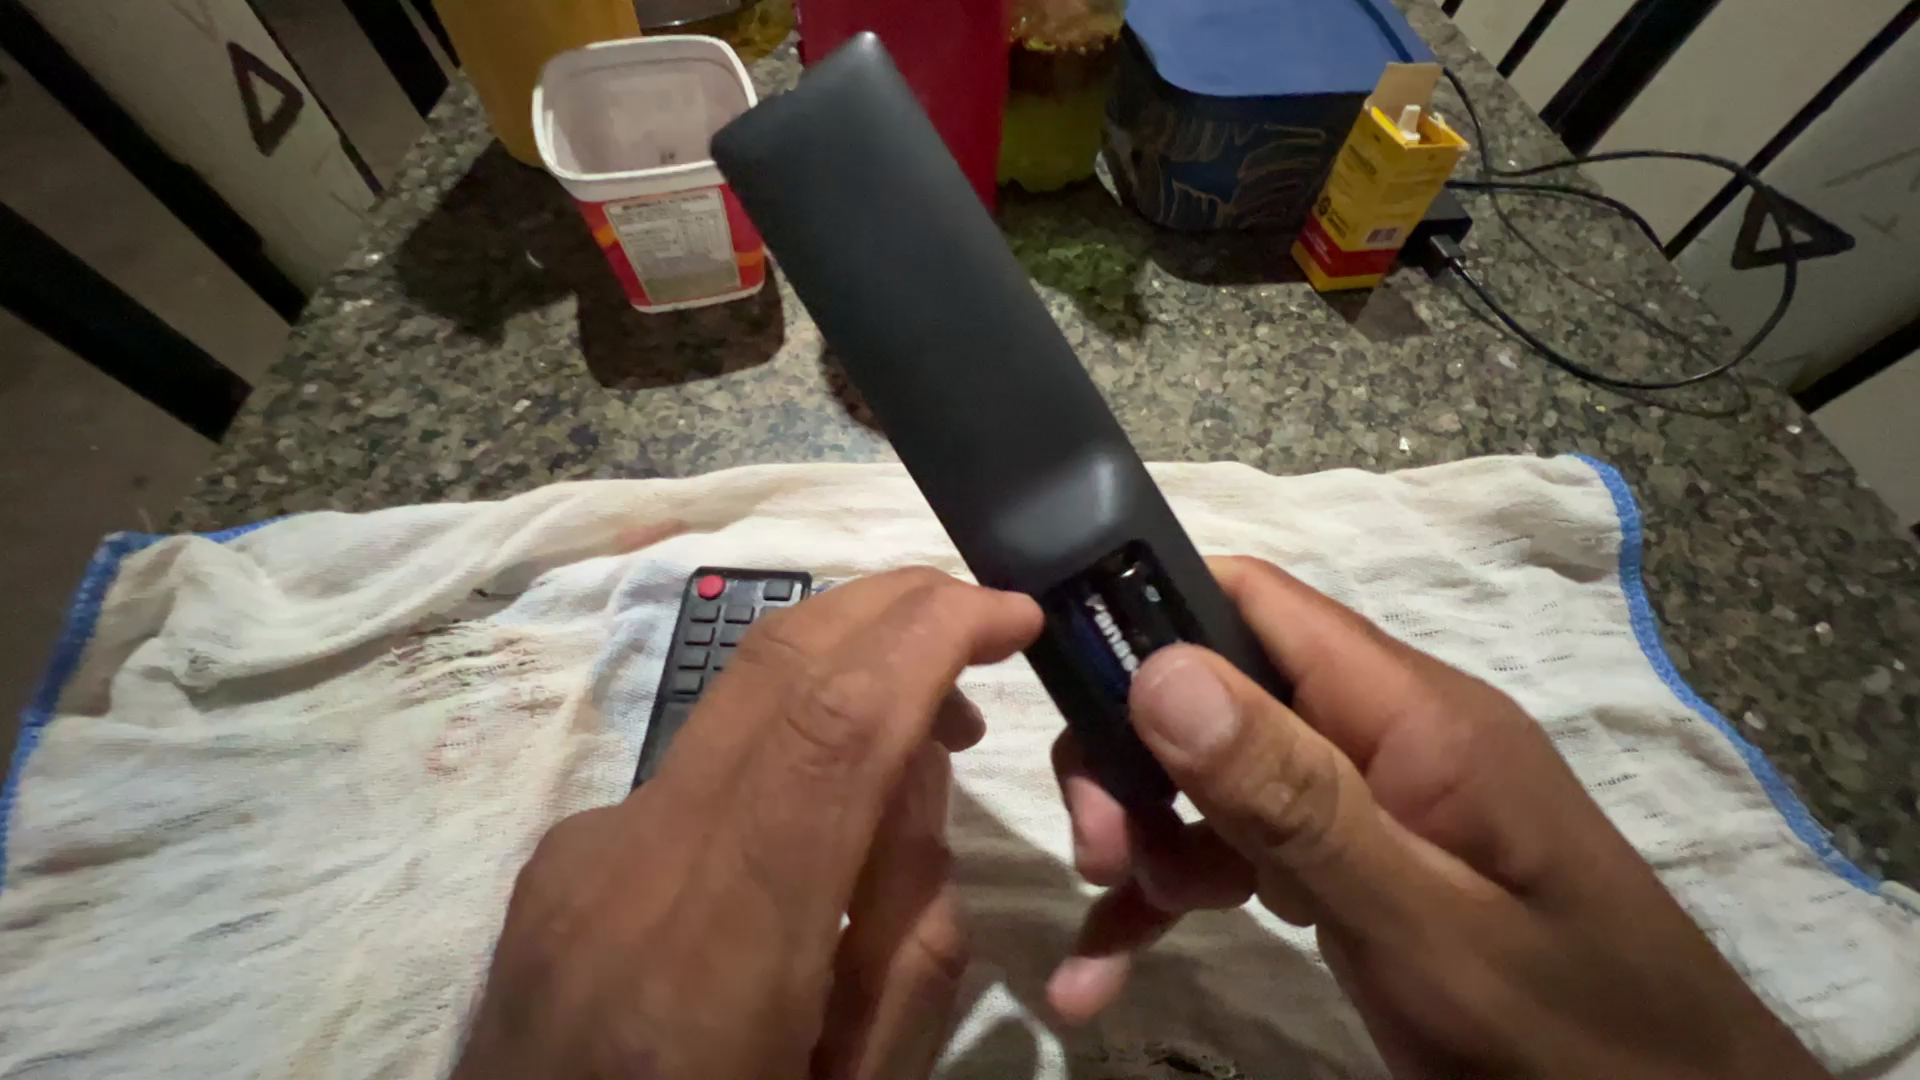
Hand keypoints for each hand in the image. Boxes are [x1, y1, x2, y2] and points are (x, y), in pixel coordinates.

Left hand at [453, 568, 1042, 1079]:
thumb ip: (913, 928)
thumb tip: (915, 767)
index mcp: (718, 956)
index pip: (833, 725)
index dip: (928, 637)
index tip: (1010, 614)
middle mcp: (636, 864)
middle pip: (778, 660)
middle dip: (895, 604)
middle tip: (978, 620)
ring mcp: (586, 843)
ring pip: (743, 685)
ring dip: (854, 661)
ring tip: (926, 719)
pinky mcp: (570, 843)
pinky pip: (713, 746)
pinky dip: (797, 725)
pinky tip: (824, 797)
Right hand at [1049, 557, 1829, 1079]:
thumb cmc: (1572, 1040)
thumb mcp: (1423, 924)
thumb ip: (1295, 797)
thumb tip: (1161, 673)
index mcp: (1406, 709)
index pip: (1254, 601)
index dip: (1152, 608)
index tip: (1067, 668)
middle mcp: (1372, 732)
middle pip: (1212, 693)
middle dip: (1133, 755)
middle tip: (1095, 840)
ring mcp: (1354, 798)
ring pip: (1206, 773)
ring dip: (1143, 829)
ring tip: (1109, 901)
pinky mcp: (1340, 860)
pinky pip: (1231, 851)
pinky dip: (1166, 894)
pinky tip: (1102, 962)